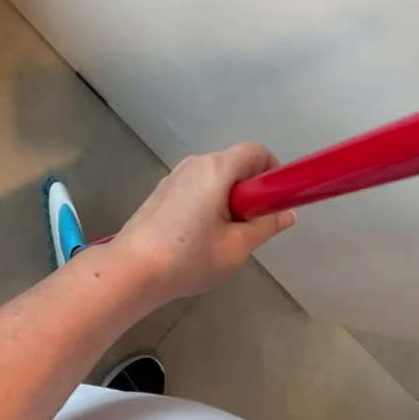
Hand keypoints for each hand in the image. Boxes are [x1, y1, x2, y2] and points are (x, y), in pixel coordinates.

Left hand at [107, 143, 297, 303]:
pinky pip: (197, 186)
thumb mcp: (235, 247)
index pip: (256, 151)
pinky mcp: (162, 190)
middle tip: (250, 225)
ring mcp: (175, 175)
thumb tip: (286, 213)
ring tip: (223, 237)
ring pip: (215, 177)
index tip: (274, 201)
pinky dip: (208, 202)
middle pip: (235, 164)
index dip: (273, 171)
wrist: (132, 268)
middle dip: (250, 190)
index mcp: (216, 169)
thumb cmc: (188, 257)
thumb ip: (265, 226)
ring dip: (228, 198)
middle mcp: (195, 163)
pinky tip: (198, 237)